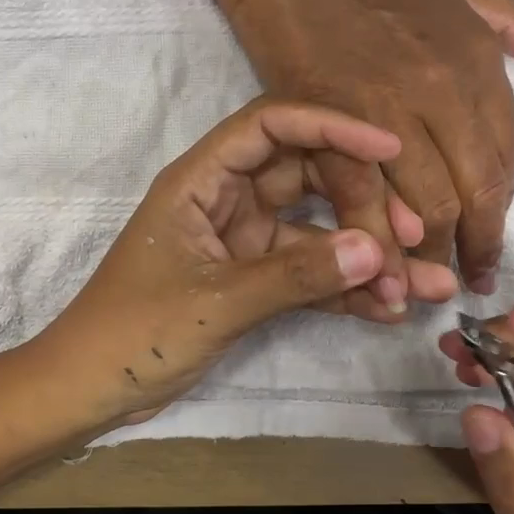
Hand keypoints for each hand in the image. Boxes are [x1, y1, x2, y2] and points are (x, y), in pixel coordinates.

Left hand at [30, 99, 458, 430]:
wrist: (91, 388)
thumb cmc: (135, 331)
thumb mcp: (217, 300)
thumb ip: (295, 275)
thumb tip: (376, 248)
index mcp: (201, 180)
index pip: (271, 126)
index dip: (331, 126)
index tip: (391, 147)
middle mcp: (226, 200)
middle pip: (308, 175)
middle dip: (363, 203)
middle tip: (410, 243)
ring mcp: (241, 240)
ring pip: (317, 228)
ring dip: (366, 253)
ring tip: (422, 287)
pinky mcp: (251, 280)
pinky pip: (308, 272)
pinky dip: (344, 287)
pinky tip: (388, 310)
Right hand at [81, 0, 513, 307]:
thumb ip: (501, 18)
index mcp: (472, 57)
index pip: (505, 151)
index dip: (502, 205)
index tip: (493, 236)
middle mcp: (440, 89)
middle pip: (472, 187)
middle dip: (474, 242)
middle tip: (468, 277)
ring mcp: (384, 108)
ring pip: (425, 200)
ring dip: (430, 251)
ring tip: (427, 283)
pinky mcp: (327, 120)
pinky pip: (362, 190)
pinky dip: (376, 231)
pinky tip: (381, 257)